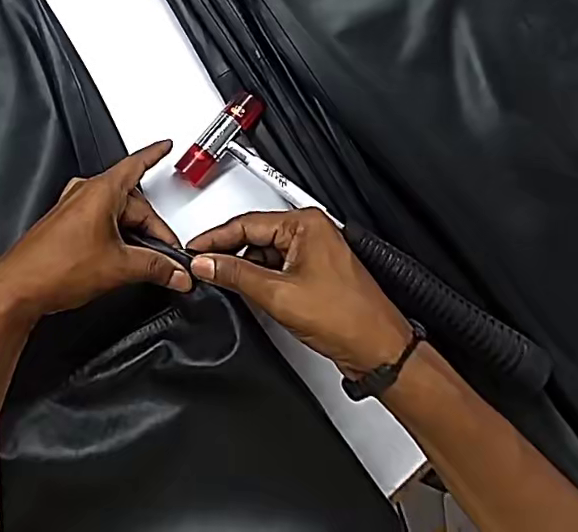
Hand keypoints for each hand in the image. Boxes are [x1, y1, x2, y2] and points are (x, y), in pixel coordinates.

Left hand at [0, 141, 192, 424]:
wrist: (18, 288)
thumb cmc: (54, 267)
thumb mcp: (118, 267)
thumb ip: (154, 267)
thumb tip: (174, 272)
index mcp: (100, 190)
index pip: (135, 165)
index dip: (155, 155)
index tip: (165, 145)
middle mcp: (85, 193)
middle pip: (133, 201)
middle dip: (153, 226)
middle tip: (168, 252)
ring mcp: (74, 208)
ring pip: (117, 213)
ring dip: (135, 234)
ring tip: (147, 261)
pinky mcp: (67, 224)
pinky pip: (102, 221)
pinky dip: (118, 237)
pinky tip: (123, 258)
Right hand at [187, 209, 412, 376]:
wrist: (382, 353)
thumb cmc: (350, 319)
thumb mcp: (279, 294)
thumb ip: (236, 274)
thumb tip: (207, 263)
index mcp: (306, 224)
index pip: (247, 223)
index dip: (216, 238)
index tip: (195, 250)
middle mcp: (311, 231)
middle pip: (254, 236)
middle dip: (228, 253)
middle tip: (202, 266)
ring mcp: (314, 251)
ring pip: (264, 253)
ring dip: (244, 268)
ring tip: (224, 282)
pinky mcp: (314, 271)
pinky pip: (277, 266)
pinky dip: (260, 278)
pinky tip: (248, 291)